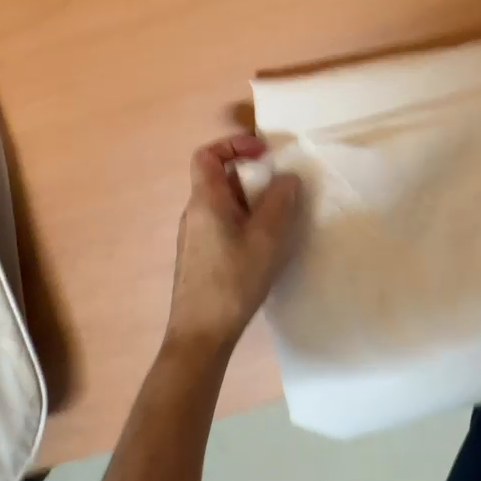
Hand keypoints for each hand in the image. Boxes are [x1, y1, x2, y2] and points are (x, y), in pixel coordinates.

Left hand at [164, 132, 304, 353]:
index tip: (264, 153)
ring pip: (224, 202)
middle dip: (253, 175)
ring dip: (252, 199)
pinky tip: (264, 243)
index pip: (208, 155)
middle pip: (220, 177)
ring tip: (279, 217)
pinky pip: (223, 222)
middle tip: (281, 187)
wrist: (200, 336)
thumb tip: (286, 177)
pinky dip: (245, 219)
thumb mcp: (267, 236)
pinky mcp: (200, 256)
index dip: (235, 145)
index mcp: (206, 201)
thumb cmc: (233, 280)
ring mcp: (195, 236)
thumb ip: (280, 199)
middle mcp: (194, 213)